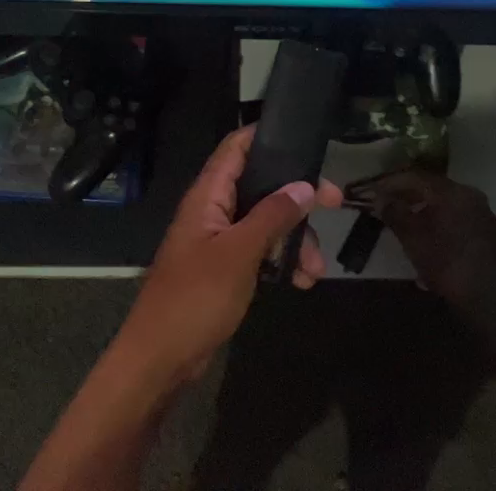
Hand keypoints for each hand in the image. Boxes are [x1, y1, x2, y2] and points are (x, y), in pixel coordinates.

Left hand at [115, 127, 342, 380]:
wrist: (160, 359)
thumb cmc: (196, 297)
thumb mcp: (239, 253)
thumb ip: (273, 216)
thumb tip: (305, 185)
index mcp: (208, 196)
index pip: (236, 148)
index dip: (267, 137)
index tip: (305, 140)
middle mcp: (213, 211)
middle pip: (260, 186)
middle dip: (297, 197)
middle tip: (335, 204)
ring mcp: (218, 241)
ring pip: (265, 223)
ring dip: (294, 239)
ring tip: (315, 270)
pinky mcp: (224, 269)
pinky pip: (259, 252)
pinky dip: (281, 261)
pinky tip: (301, 281)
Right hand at [370, 171, 495, 329]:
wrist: (492, 301)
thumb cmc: (448, 264)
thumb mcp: (413, 239)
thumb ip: (394, 214)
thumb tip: (379, 198)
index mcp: (452, 191)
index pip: (415, 177)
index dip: (391, 183)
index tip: (373, 192)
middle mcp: (470, 196)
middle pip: (431, 190)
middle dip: (406, 199)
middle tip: (385, 209)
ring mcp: (482, 215)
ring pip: (444, 207)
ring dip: (421, 215)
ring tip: (402, 229)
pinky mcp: (488, 234)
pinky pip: (456, 222)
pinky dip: (438, 227)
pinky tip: (426, 246)